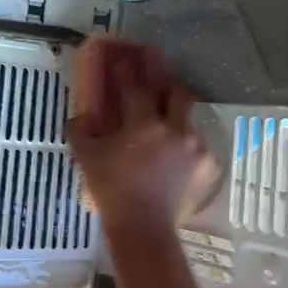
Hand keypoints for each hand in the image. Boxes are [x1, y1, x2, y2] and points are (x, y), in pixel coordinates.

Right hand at [67, 38, 216, 234]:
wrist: (144, 228)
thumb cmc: (111, 191)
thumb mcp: (87, 158)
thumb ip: (82, 131)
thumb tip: (81, 116)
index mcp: (143, 124)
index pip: (136, 85)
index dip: (127, 69)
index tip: (122, 58)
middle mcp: (175, 128)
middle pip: (174, 89)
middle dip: (162, 73)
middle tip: (153, 60)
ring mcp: (195, 146)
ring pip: (188, 114)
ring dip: (175, 106)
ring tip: (166, 105)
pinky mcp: (206, 164)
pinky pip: (196, 141)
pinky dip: (184, 137)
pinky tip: (176, 143)